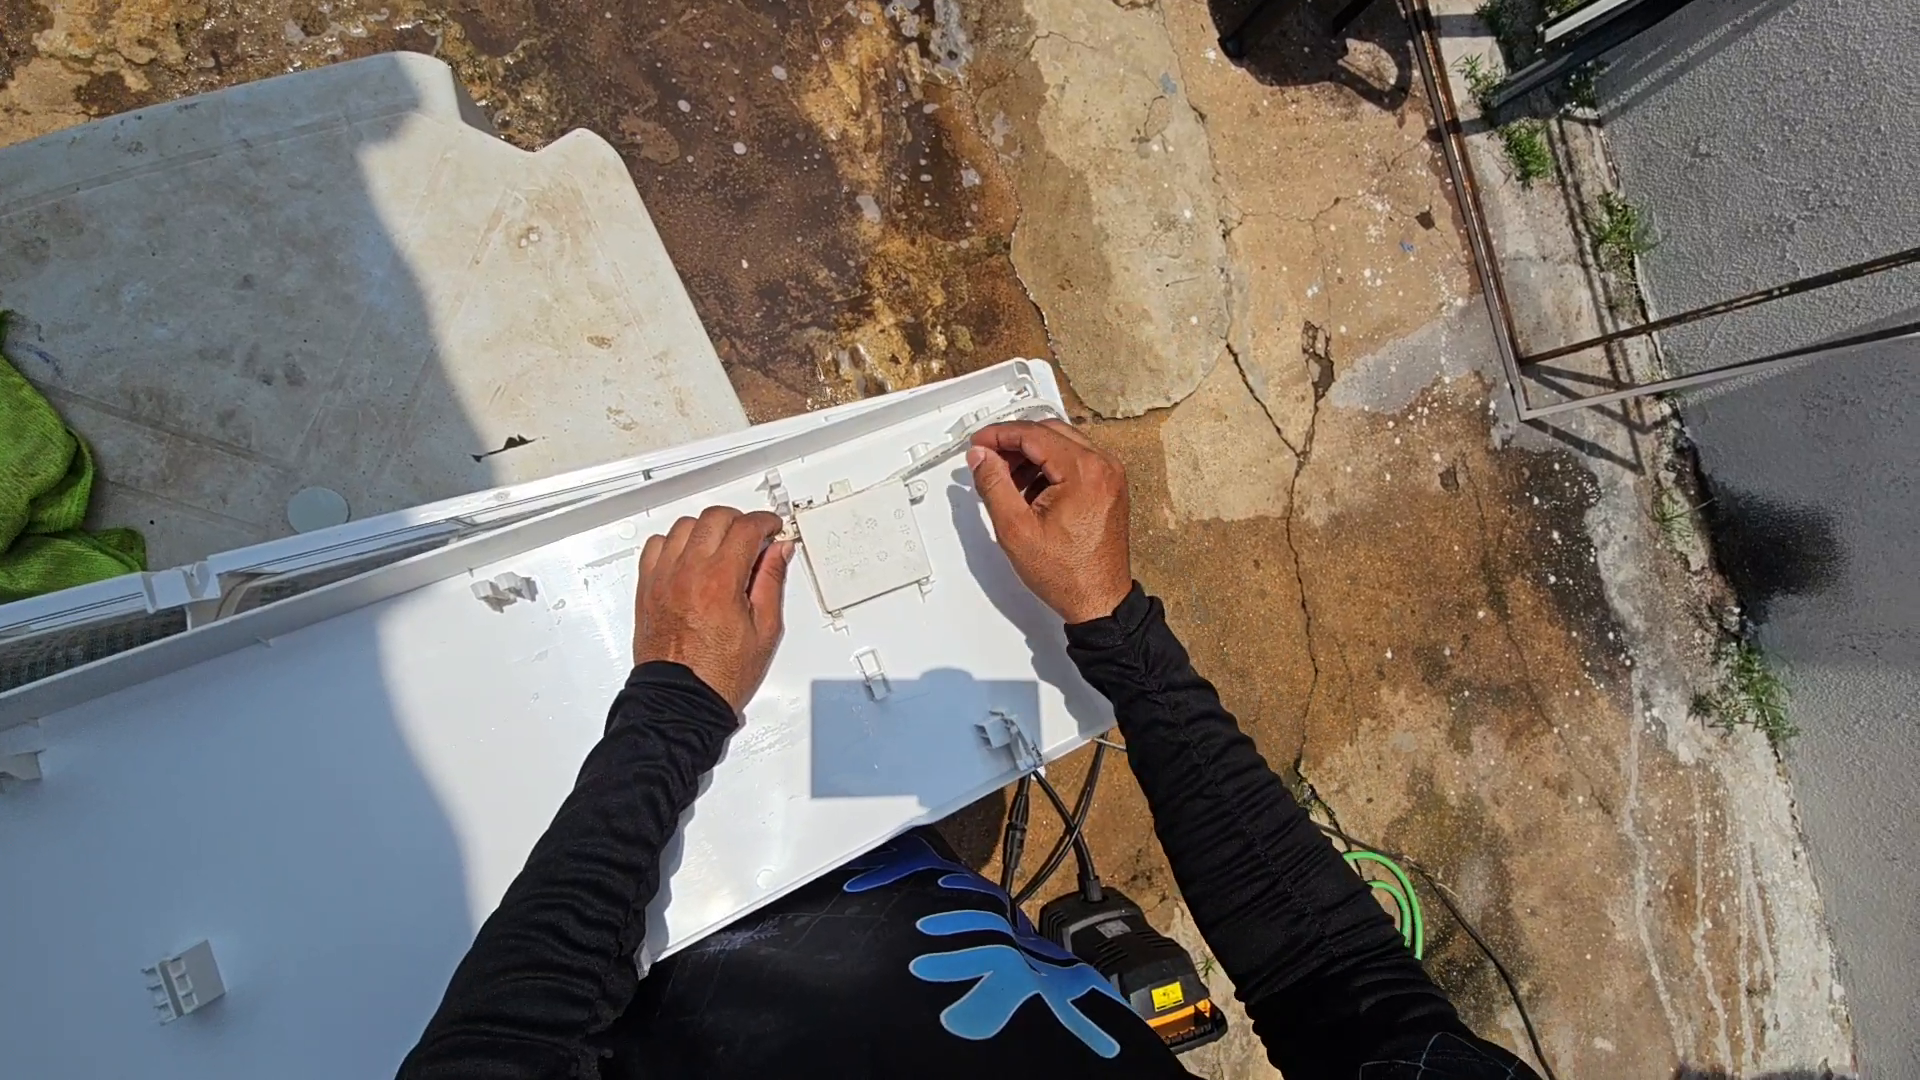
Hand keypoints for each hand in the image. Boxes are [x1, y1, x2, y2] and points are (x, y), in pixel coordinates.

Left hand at [634, 507, 793, 710]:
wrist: (682, 700)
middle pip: (714, 518)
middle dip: (739, 520)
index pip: (746, 528)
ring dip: (707, 529)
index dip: (765, 522)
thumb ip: (771, 581)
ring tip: (722, 546)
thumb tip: (778, 551)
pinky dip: (675, 542)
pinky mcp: (647, 588)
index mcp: (720, 582)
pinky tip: (690, 556)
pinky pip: (656, 546)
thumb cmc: (720, 675)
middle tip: (752, 537)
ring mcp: (663, 578)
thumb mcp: (765, 629)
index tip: (772, 528)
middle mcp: (688, 573)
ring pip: (684, 526)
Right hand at [966, 419, 1131, 623]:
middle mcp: (1103, 466)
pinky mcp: (1109, 487)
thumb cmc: (1067, 573)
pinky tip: (1030, 490)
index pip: (1033, 434)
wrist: (1099, 599)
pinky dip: (1049, 467)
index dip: (999, 435)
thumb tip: (981, 456)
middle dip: (1014, 443)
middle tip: (988, 459)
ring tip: (1007, 480)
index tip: (979, 443)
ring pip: (1062, 444)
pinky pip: (1075, 461)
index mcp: (1084, 471)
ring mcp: (1110, 476)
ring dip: (1031, 455)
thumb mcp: (1015, 528)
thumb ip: (993, 484)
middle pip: (1049, 432)